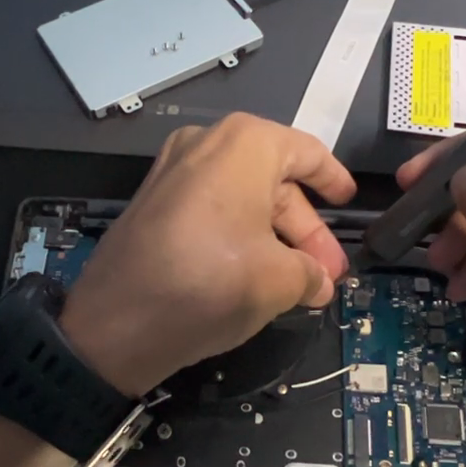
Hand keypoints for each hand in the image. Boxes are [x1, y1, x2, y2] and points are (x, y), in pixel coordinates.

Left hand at [60, 114, 357, 397]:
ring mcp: (171, 174)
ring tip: (297, 284)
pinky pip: (210, 212)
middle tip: (325, 273)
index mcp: (244, 144)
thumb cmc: (211, 284)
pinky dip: (238, 238)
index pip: (307, 152)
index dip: (333, 180)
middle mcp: (205, 145)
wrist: (117, 322)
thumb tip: (317, 281)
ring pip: (241, 200)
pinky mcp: (151, 206)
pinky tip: (254, 276)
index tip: (347, 202)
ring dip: (274, 238)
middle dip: (304, 230)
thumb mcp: (280, 280)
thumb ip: (310, 273)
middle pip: (273, 182)